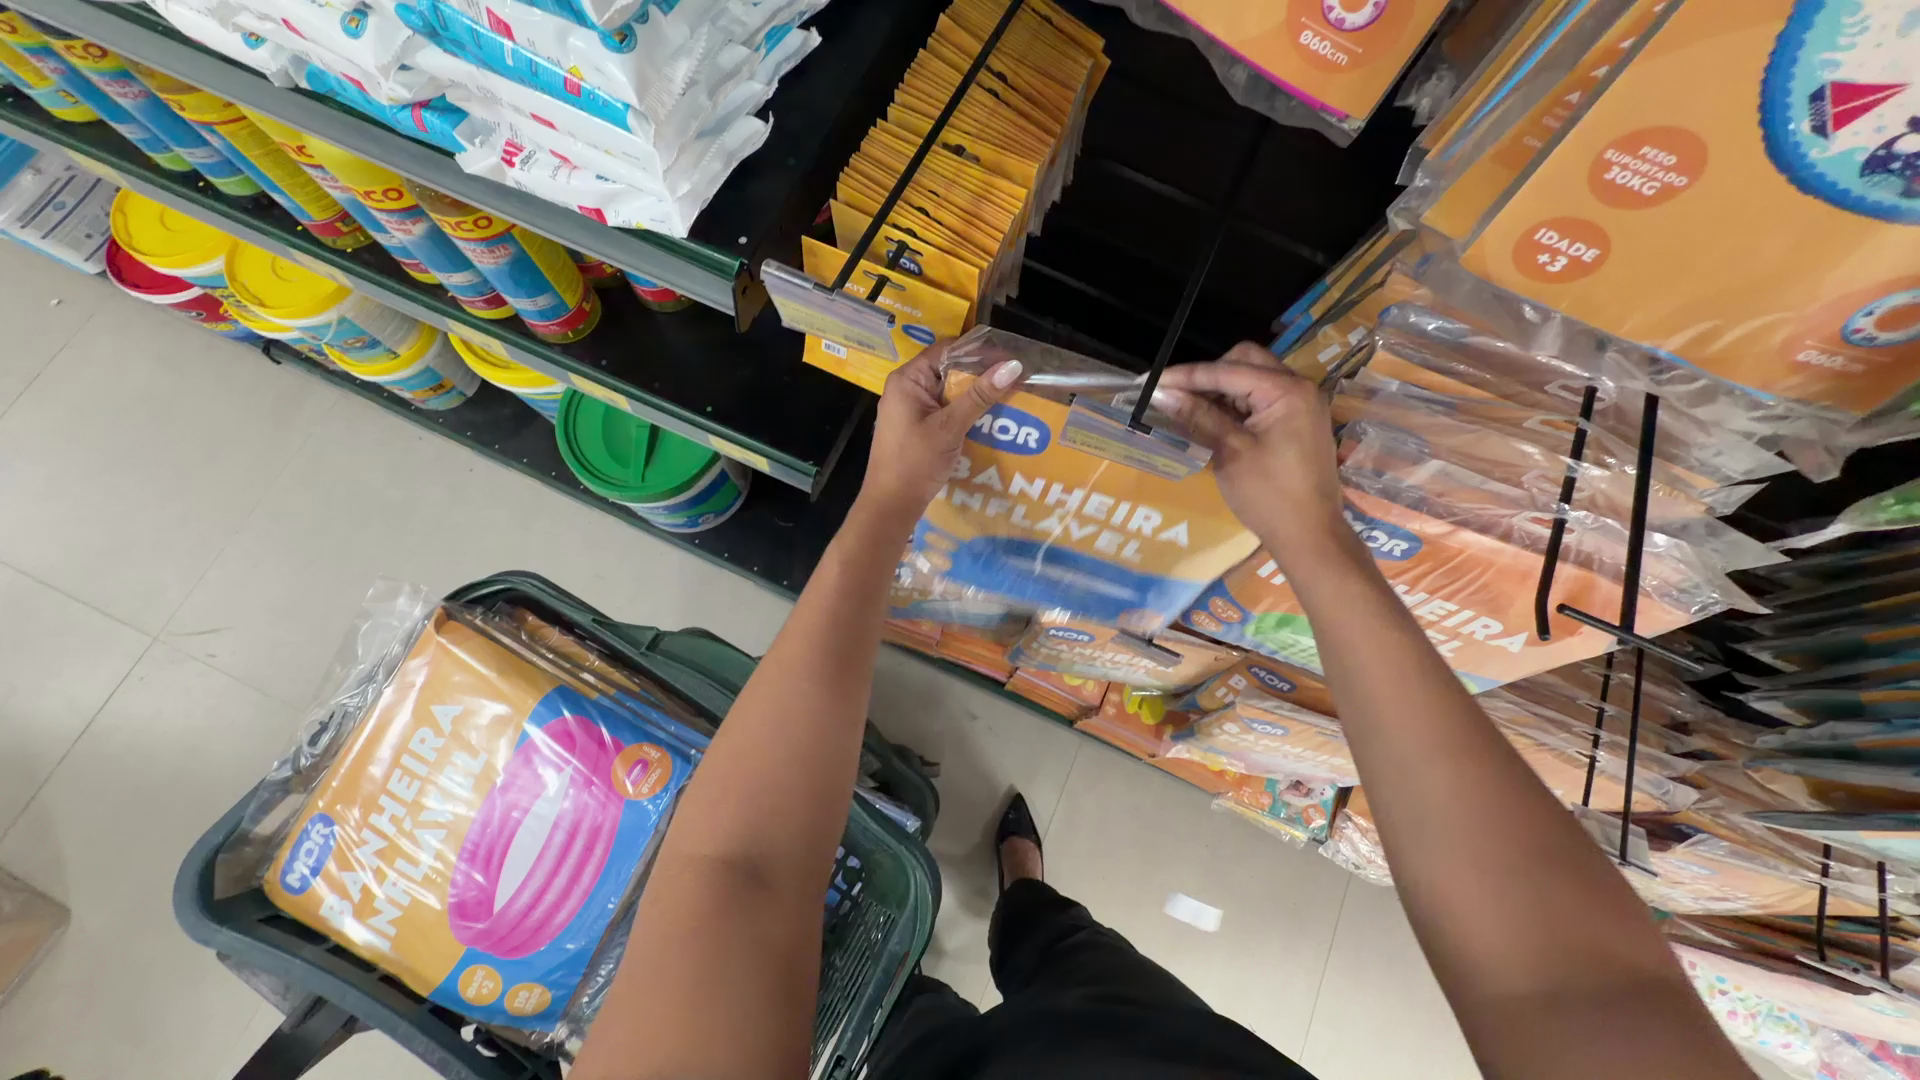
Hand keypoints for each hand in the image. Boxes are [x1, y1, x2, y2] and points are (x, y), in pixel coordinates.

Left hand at [857, 341, 1023, 526]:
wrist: (891, 504)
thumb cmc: (916, 462)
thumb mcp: (950, 427)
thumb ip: (980, 395)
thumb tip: (1012, 365)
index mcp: (908, 379)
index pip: (946, 350)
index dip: (978, 351)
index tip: (1009, 358)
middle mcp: (907, 388)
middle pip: (948, 369)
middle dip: (980, 373)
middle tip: (1014, 378)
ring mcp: (911, 408)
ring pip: (948, 391)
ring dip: (975, 394)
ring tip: (1009, 396)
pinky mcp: (917, 427)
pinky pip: (944, 410)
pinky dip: (964, 411)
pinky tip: (988, 418)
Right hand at [1151, 343, 1352, 570]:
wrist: (1309, 534)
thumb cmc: (1268, 495)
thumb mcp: (1229, 452)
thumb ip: (1198, 416)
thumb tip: (1163, 394)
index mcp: (1287, 391)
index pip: (1228, 370)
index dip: (1188, 376)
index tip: (1153, 382)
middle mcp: (1299, 388)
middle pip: (1245, 362)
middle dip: (1208, 375)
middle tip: (1176, 395)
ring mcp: (1302, 405)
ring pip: (1253, 379)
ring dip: (1221, 390)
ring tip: (1188, 408)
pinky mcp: (1298, 422)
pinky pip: (1262, 399)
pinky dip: (1236, 405)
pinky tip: (1212, 419)